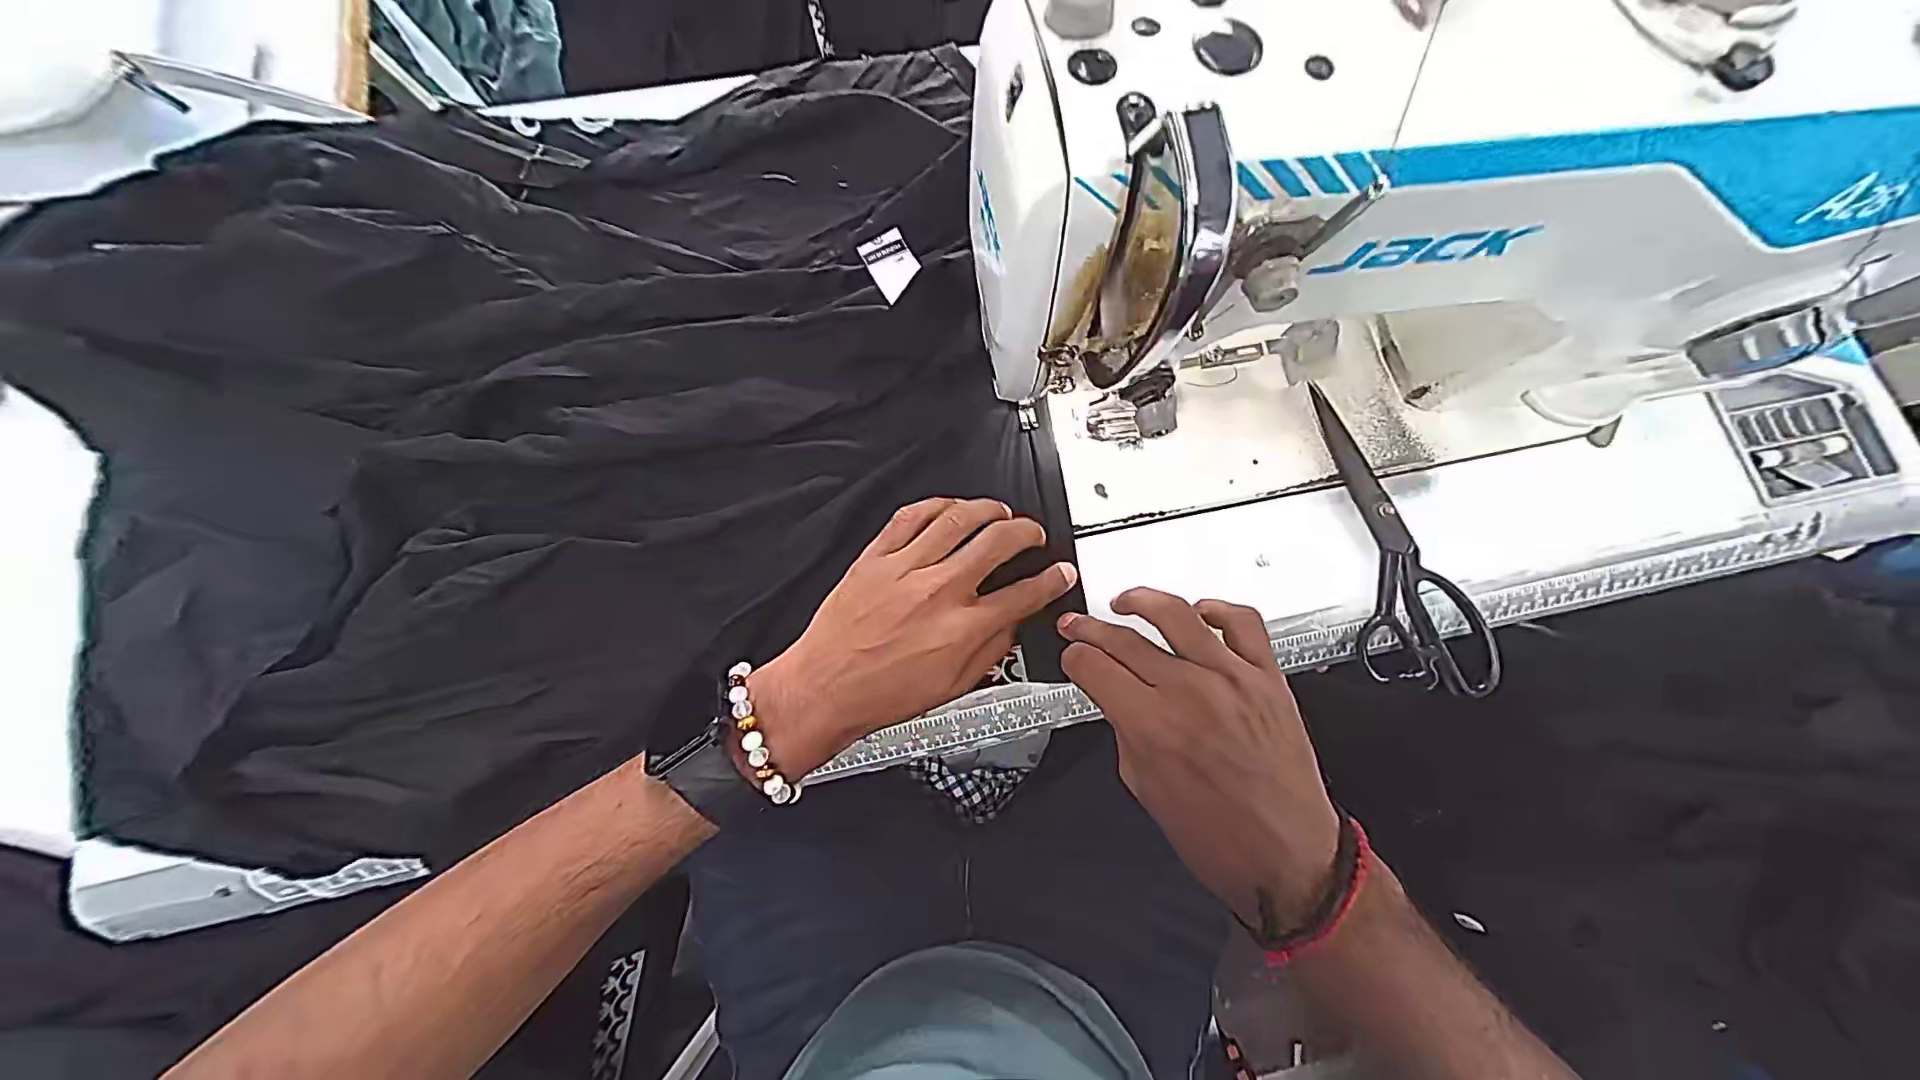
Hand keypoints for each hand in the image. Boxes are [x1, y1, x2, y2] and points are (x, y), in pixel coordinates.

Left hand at [747, 497, 1076, 775]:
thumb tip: (1013, 623)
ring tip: (1000, 511)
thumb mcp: (952, 686)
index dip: (1051, 580)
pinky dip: (936, 505)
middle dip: (1027, 532)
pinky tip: (949, 507)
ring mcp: (904, 570)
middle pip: (998, 543)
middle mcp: (937, 592)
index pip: (1024, 594)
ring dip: (988, 509)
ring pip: (957, 520)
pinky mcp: (875, 558)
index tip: (1058, 573)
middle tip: (1033, 533)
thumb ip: (991, 649)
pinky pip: (910, 517)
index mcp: (961, 629)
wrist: (824, 689)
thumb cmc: (880, 693)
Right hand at [1058, 589, 1340, 935]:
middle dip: (1089, 629)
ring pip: (1176, 614)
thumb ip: (1124, 730)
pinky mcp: (1268, 678)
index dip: (1073, 657)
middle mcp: (1190, 694)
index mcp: (1152, 726)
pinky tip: (1199, 611)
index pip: (1093, 665)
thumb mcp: (1144, 786)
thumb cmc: (1222, 839)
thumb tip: (1112, 695)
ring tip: (1126, 602)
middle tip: (1080, 626)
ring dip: (1140, 601)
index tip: (1072, 656)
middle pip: (1123, 638)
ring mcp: (1232, 680)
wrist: (1289, 860)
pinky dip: (1216, 608)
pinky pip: (1242, 622)